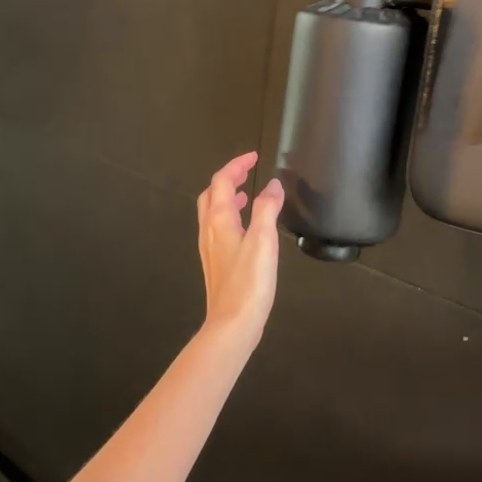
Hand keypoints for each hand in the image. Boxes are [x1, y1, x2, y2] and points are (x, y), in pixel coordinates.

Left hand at [195, 152, 284, 341]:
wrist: (232, 324)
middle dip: (227, 179)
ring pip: (212, 213)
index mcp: (218, 220)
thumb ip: (268, 208)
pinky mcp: (216, 264)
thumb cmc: (249, 282)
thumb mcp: (264, 240)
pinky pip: (218, 230)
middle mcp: (209, 231)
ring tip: (246, 196)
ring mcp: (209, 249)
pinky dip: (230, 217)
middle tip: (247, 172)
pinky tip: (245, 230)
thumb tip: (273, 185)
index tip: (253, 157)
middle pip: (211, 195)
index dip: (236, 165)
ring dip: (227, 198)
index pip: (221, 181)